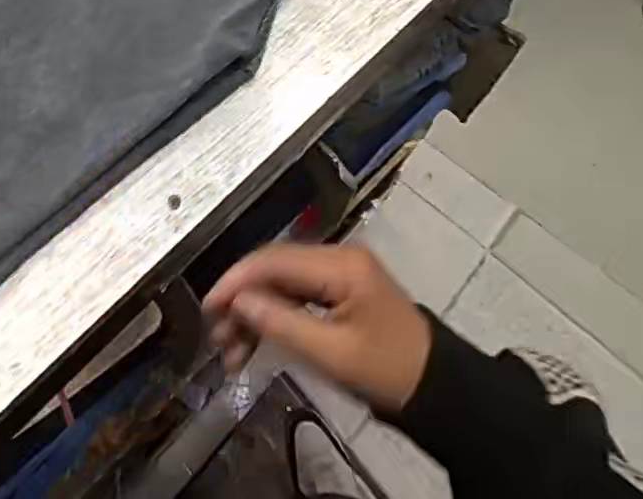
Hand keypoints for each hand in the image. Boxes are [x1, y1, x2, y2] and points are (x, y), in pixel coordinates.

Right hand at [203, 243, 431, 412]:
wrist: (433, 383)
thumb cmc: (385, 369)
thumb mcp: (332, 353)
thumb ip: (283, 323)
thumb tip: (239, 300)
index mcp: (342, 264)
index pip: (277, 259)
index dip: (238, 279)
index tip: (209, 305)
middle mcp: (339, 258)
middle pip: (278, 268)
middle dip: (244, 299)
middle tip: (218, 336)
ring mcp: (341, 272)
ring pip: (284, 282)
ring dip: (256, 311)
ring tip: (232, 350)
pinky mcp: (341, 289)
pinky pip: (299, 294)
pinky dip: (276, 316)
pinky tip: (255, 343)